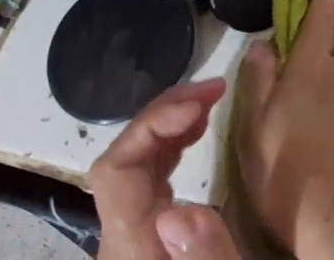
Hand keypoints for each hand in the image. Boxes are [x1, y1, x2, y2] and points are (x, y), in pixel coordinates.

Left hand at [92, 79, 241, 257]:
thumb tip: (179, 209)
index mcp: (134, 250)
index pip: (117, 170)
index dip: (152, 123)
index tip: (205, 100)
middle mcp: (122, 243)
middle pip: (121, 161)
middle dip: (165, 114)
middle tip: (217, 90)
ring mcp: (132, 243)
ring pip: (132, 169)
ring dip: (168, 126)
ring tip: (212, 101)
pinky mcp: (148, 243)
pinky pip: (147, 182)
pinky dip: (171, 147)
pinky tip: (198, 135)